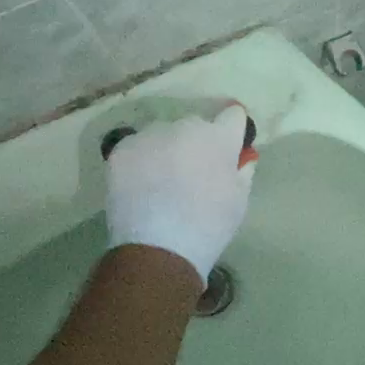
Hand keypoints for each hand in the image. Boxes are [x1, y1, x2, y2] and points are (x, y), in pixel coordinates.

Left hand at [103, 104, 253, 284]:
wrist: (158, 248)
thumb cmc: (209, 226)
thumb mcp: (239, 201)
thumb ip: (242, 171)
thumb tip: (240, 158)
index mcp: (219, 138)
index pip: (233, 116)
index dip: (233, 130)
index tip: (230, 147)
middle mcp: (185, 126)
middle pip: (195, 126)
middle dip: (197, 144)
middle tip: (193, 173)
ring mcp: (150, 135)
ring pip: (163, 135)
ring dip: (167, 150)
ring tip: (162, 182)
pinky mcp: (122, 149)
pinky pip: (137, 147)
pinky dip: (141, 161)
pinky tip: (142, 187)